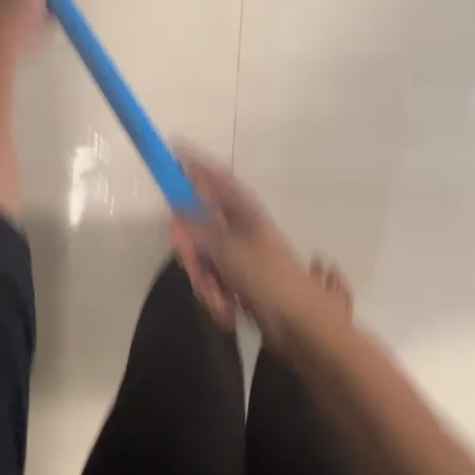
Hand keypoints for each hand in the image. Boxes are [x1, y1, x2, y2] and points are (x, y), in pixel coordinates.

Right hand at [168, 147, 349, 340]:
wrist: (300, 323)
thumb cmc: (269, 279)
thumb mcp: (229, 250)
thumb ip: (199, 228)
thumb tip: (177, 206)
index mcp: (246, 213)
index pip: (217, 180)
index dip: (197, 165)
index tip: (174, 151)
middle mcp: (241, 231)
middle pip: (200, 226)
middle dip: (192, 248)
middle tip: (188, 258)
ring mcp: (239, 258)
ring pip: (202, 259)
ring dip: (205, 279)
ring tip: (220, 296)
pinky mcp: (237, 284)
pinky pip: (211, 282)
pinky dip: (215, 296)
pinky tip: (228, 308)